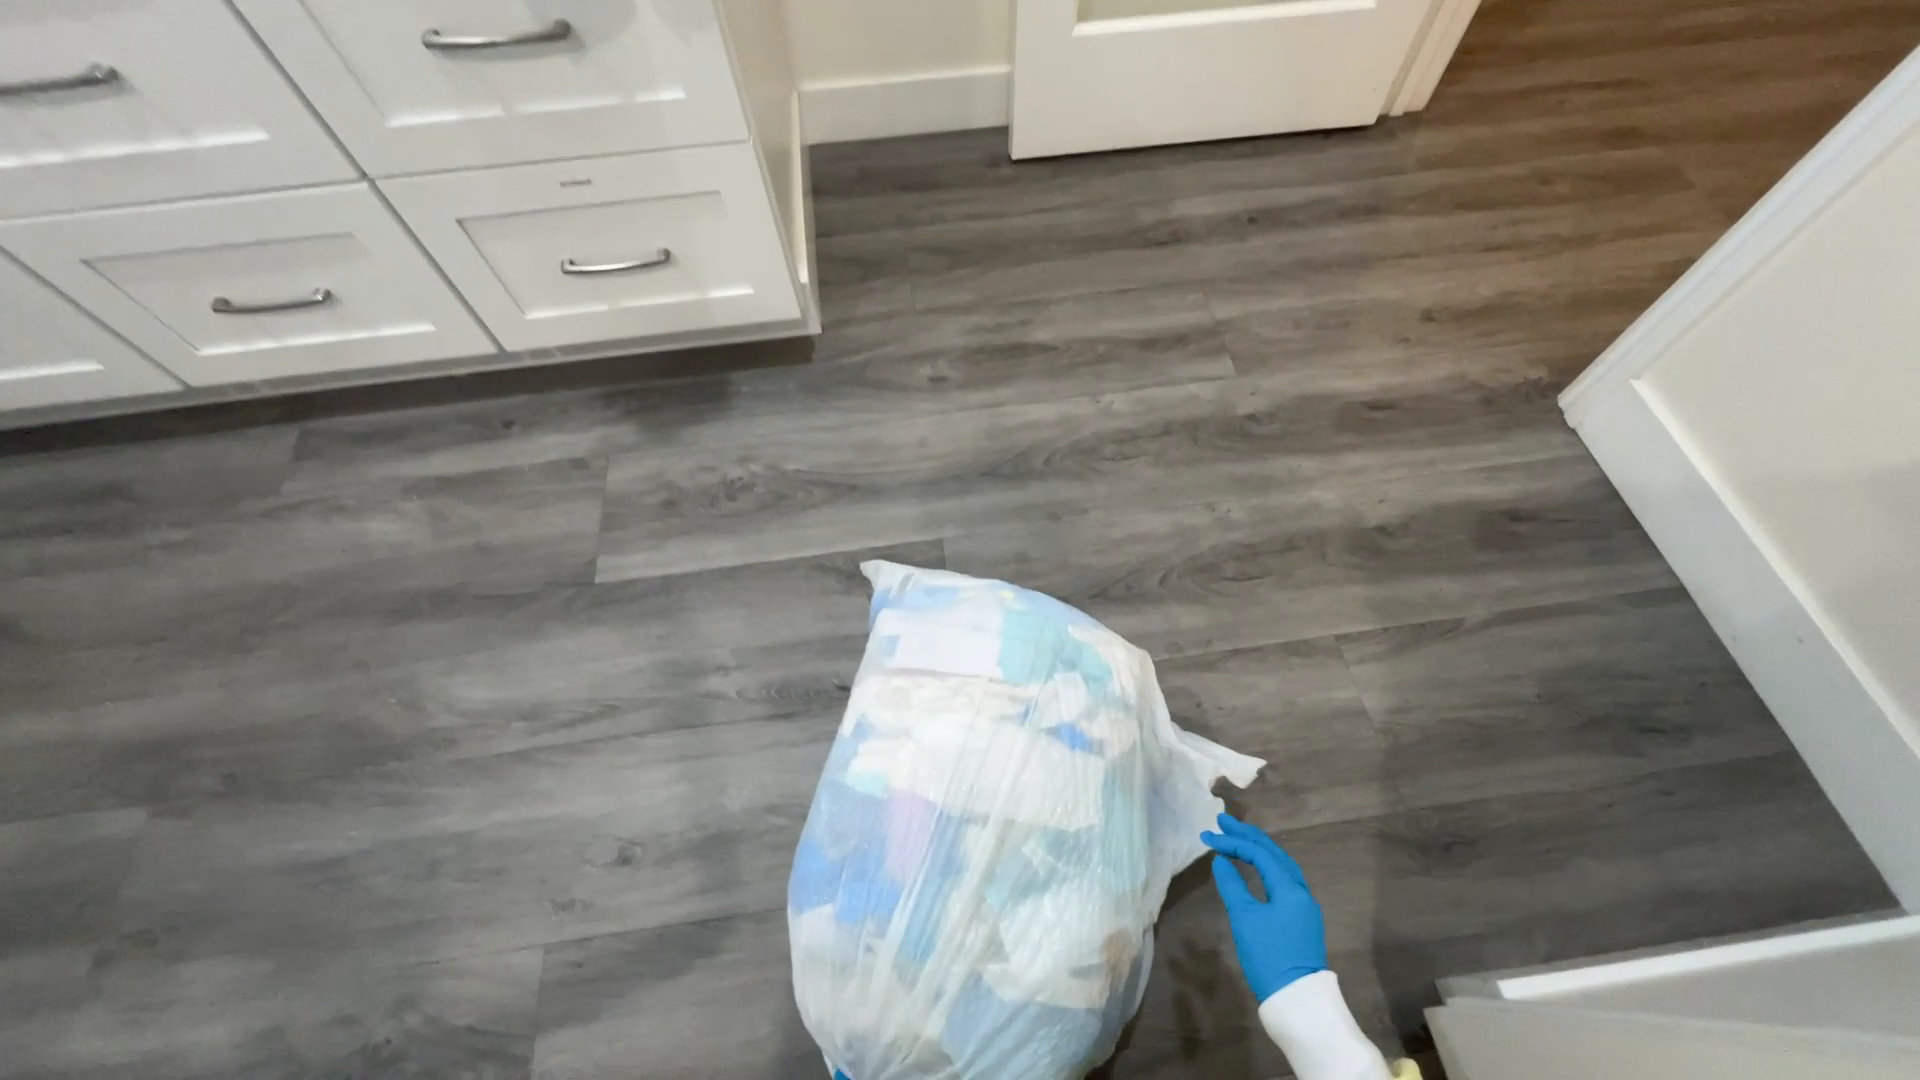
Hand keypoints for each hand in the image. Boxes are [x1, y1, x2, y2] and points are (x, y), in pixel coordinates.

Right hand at [1202, 812, 1328, 1002]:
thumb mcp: (1244, 918)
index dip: (1232, 842)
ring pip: (1280, 866)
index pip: (1259, 853)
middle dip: (1247, 836)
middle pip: (1274, 854)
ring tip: (1238, 838)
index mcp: (1289, 887)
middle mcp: (1300, 891)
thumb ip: (1232, 885)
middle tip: (1222, 821)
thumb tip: (1221, 862)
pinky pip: (1282, 880)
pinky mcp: (1300, 919)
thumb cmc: (1268, 955)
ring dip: (1258, 849)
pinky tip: (1254, 868)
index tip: (1207, 836)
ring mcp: (1303, 906)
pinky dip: (1265, 866)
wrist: (1297, 999)